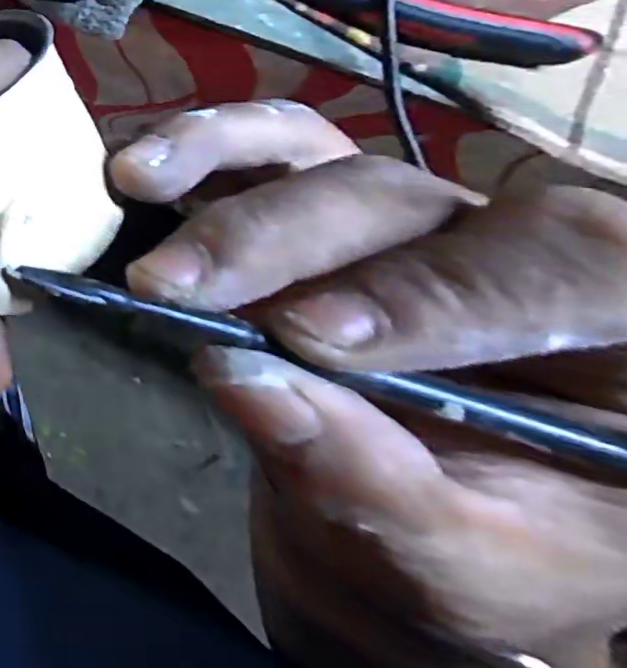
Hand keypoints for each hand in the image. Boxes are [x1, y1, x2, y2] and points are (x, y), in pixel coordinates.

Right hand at [111, 103, 626, 666]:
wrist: (385, 521)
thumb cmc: (455, 558)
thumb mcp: (443, 560)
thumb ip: (366, 479)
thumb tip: (237, 376)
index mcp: (618, 342)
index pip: (581, 268)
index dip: (441, 290)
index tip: (304, 337)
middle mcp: (498, 250)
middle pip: (395, 197)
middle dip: (270, 239)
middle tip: (165, 286)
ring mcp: (383, 216)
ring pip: (312, 145)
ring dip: (211, 156)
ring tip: (131, 181)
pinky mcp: (293, 201)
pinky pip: (248, 145)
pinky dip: (187, 147)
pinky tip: (128, 168)